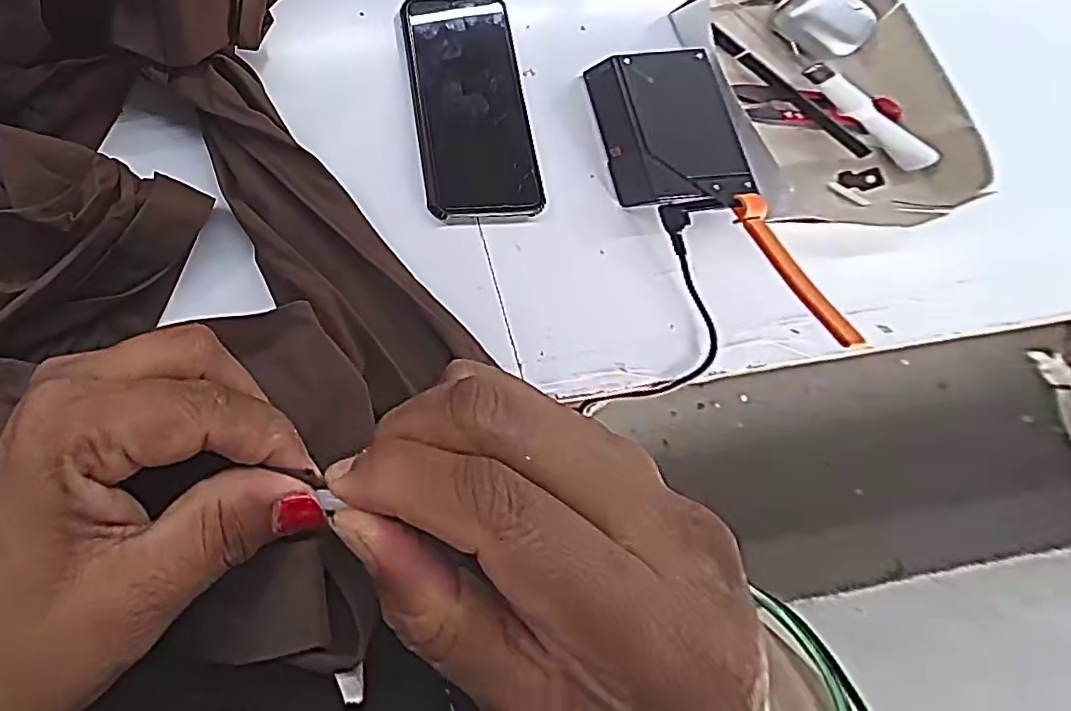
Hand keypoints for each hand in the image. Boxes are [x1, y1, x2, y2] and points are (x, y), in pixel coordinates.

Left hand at [0, 325, 326, 710]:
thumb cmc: (14, 644)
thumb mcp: (130, 598)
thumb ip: (218, 530)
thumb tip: (295, 491)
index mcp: (66, 420)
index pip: (197, 402)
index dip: (266, 436)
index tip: (308, 480)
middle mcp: (66, 380)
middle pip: (193, 353)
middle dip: (253, 406)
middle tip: (287, 471)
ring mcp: (70, 380)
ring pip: (183, 353)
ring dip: (233, 400)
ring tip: (262, 462)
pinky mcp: (80, 394)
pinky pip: (163, 371)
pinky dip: (206, 402)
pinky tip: (223, 448)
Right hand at [326, 361, 762, 710]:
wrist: (721, 703)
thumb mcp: (523, 699)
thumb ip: (437, 614)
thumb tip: (363, 527)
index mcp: (647, 621)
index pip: (504, 505)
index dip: (407, 481)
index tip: (348, 489)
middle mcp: (660, 525)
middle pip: (504, 418)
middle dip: (409, 428)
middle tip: (368, 474)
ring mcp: (652, 474)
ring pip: (510, 391)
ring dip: (432, 414)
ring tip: (406, 467)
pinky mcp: (630, 448)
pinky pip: (527, 397)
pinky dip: (465, 413)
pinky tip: (452, 457)